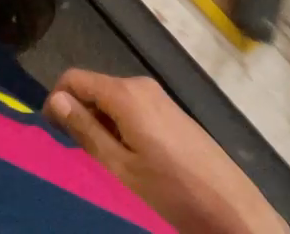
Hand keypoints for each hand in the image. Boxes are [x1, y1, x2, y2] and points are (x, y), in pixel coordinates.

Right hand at [44, 70, 286, 233]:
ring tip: (108, 164)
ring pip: (113, 102)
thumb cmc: (172, 191)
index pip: (74, 78)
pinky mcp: (173, 113)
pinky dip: (122, 129)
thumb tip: (56, 99)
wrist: (235, 211)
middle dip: (81, 116)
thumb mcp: (120, 168)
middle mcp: (141, 85)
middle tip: (82, 156)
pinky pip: (133, 110)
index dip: (57, 102)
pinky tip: (134, 162)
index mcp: (125, 93)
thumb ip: (86, 130)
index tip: (54, 134)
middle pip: (94, 89)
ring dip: (102, 126)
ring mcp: (160, 98)